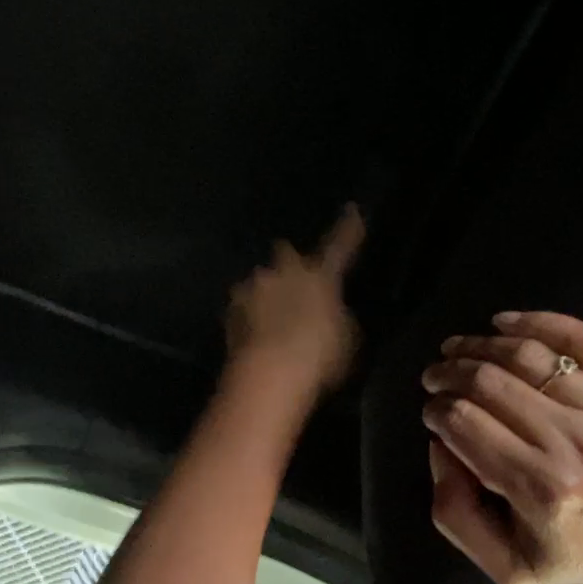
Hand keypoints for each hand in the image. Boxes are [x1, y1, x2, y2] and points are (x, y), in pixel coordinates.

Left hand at [224, 205, 365, 402]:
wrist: (267, 374)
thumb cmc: (319, 356)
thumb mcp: (346, 339)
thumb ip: (338, 317)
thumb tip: (330, 312)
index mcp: (319, 275)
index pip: (339, 244)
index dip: (348, 227)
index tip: (352, 209)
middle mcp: (284, 271)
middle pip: (285, 253)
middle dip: (289, 262)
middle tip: (295, 282)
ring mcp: (253, 287)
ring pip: (261, 280)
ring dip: (266, 293)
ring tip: (272, 319)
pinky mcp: (230, 309)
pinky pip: (243, 305)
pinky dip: (248, 315)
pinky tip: (255, 334)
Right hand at [422, 311, 582, 583]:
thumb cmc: (582, 552)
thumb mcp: (508, 563)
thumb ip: (454, 511)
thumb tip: (439, 443)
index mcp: (541, 489)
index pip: (463, 422)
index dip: (436, 409)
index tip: (432, 411)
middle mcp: (576, 444)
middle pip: (488, 382)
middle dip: (448, 372)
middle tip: (435, 375)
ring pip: (526, 355)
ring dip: (479, 344)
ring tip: (458, 348)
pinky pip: (581, 338)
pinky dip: (535, 321)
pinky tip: (503, 323)